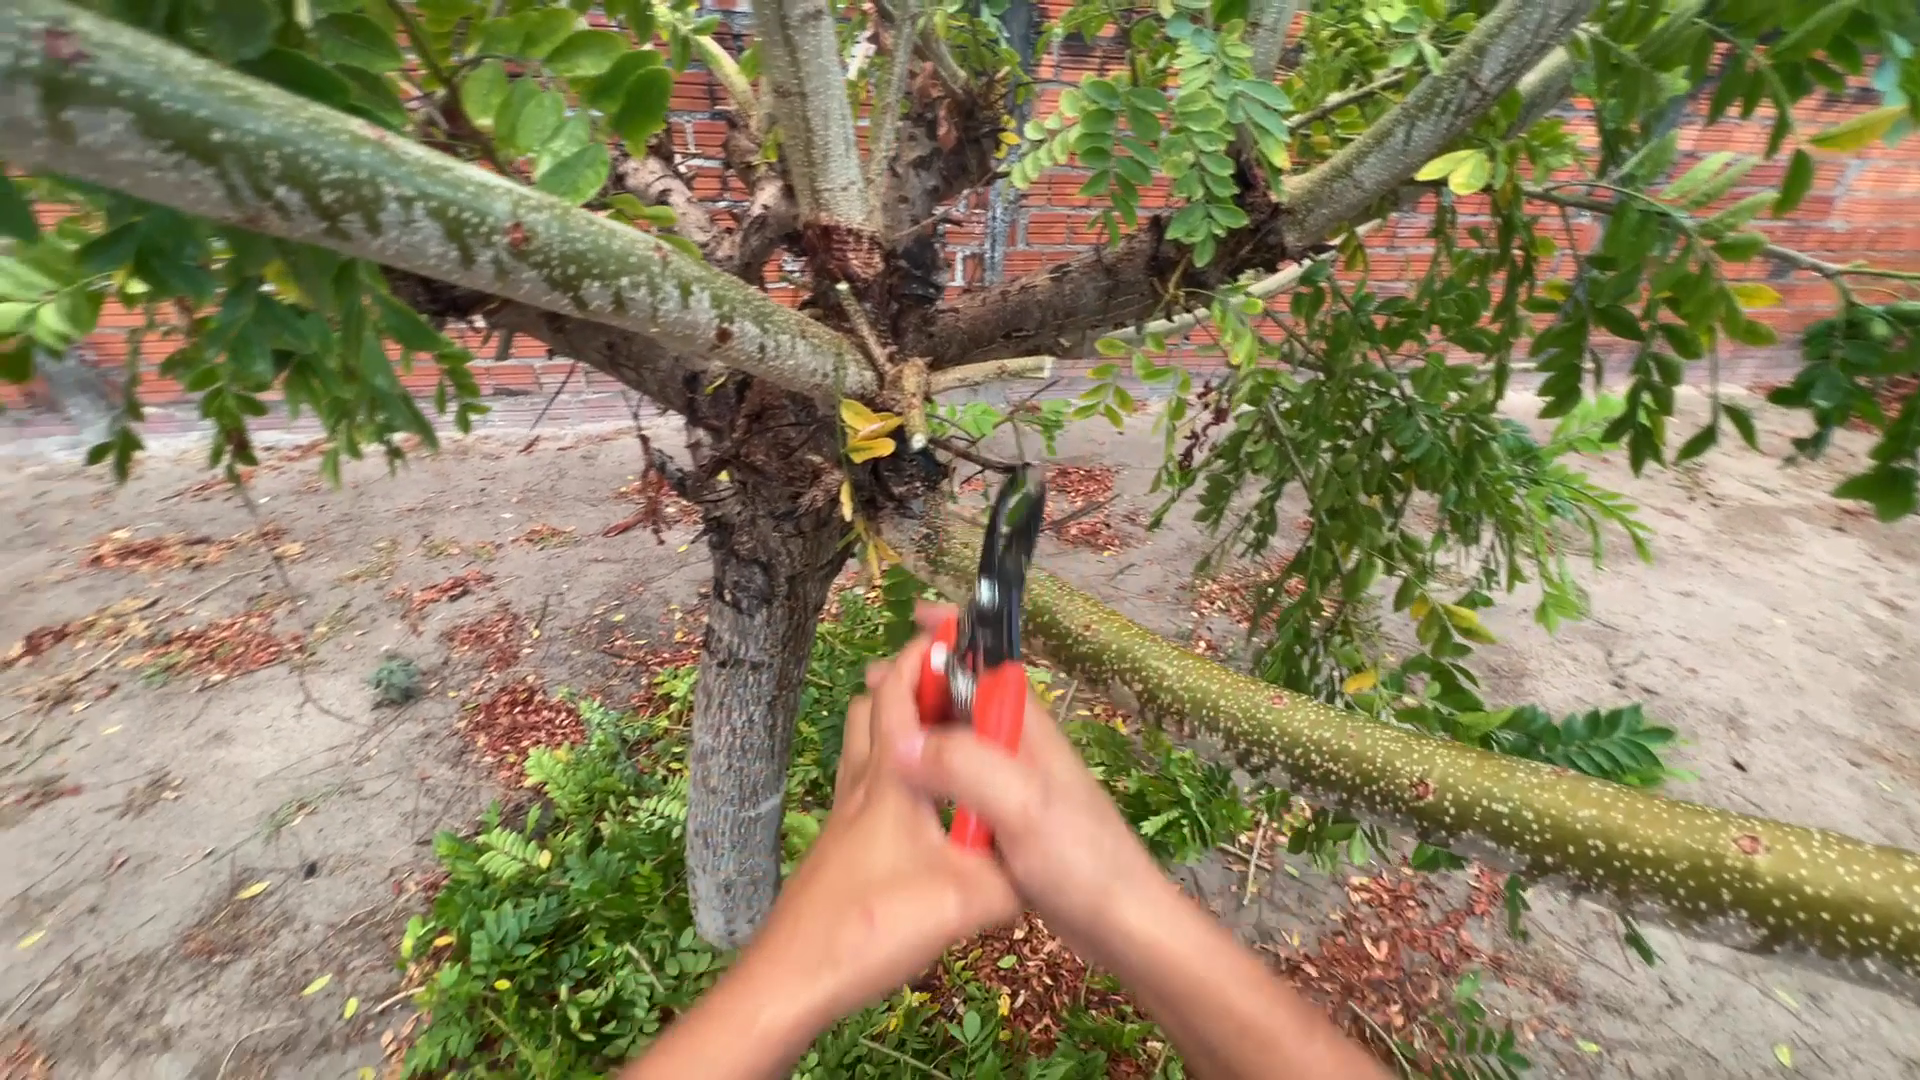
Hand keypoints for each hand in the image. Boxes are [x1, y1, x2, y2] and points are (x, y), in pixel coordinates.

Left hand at [745, 633, 1019, 1025]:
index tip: (952, 635)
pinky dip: (885, 766)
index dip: (922, 655)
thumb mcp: (967, 902)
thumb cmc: (875, 923)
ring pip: (860, 741)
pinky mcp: (837, 842)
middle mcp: (862, 781)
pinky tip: (915, 803)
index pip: (898, 691)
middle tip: (949, 689)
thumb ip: (1014, 876)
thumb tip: (1045, 862)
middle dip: (906, 684)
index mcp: (891, 776)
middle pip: (871, 706)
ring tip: (935, 737)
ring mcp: (843, 811)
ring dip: (891, 723)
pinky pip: (860, 781)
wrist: (795, 978)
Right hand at [892, 605, 1171, 969]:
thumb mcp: (1022, 806)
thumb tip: (900, 740)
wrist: (1123, 923)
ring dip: (919, 721)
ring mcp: (1012, 780)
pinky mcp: (1004, 816)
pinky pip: (957, 777)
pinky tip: (903, 783)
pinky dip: (927, 766)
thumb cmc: (1081, 858)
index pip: (984, 662)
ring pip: (956, 737)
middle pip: (963, 696)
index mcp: (1024, 725)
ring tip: (875, 723)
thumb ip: (965, 766)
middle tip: (871, 681)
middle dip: (920, 680)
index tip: (915, 615)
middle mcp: (1016, 743)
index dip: (952, 634)